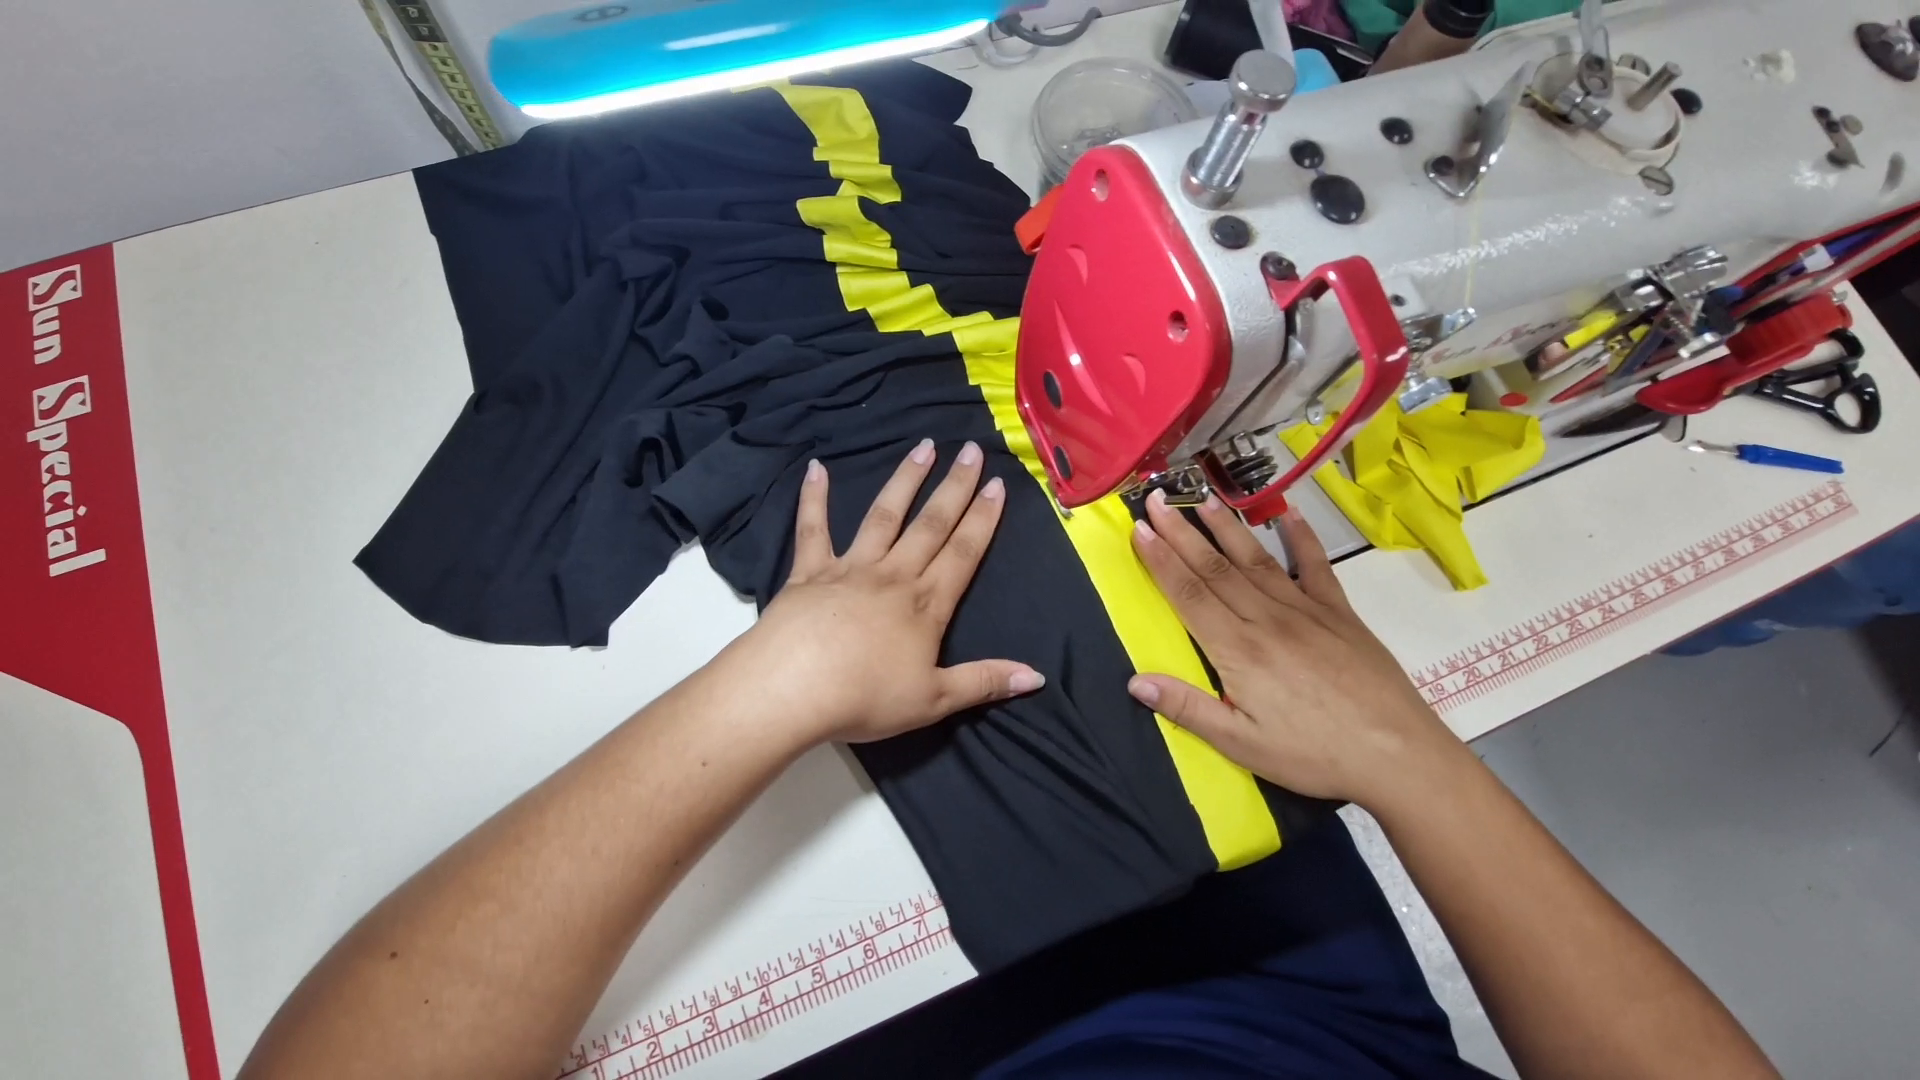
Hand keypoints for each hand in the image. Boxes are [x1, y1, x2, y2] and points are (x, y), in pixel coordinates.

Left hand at [720, 439, 1044, 745]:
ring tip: (922, 447)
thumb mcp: (935, 699)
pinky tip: (815, 468)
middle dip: (954, 486)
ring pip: (884, 515)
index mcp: (926, 604)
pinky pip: (812, 529)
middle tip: (970, 449)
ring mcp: (849, 568)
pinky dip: (813, 498)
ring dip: (905, 480)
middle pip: (931, 524)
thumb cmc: (866, 697)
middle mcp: (893, 575)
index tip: (998, 483)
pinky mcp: (808, 571)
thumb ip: (984, 682)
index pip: (964, 553)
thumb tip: (1037, 676)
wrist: (793, 689)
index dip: (983, 518)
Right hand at [1127, 490, 1470, 810]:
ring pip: (1256, 559)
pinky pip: (1316, 566)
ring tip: (1203, 499)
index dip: (1160, 560)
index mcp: (1238, 651)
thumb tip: (1135, 682)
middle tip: (1157, 499)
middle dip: (1181, 532)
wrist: (1397, 754)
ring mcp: (1306, 611)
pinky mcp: (1340, 613)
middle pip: (1215, 568)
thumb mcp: (1242, 745)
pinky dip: (1302, 537)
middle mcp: (1267, 619)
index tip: (1139, 529)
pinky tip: (1289, 513)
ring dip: (1226, 527)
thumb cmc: (1313, 755)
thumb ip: (1188, 709)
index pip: (1188, 594)